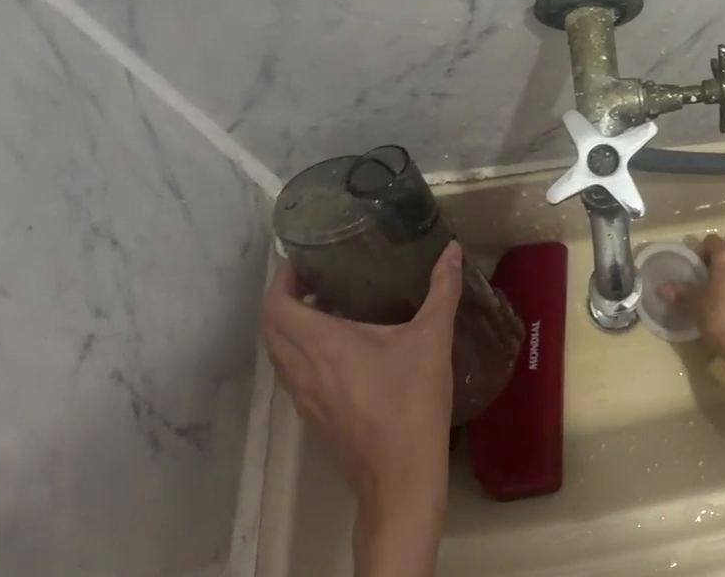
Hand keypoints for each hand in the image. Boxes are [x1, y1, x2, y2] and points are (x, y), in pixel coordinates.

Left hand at [260, 240, 462, 575]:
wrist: (400, 475)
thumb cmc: (411, 401)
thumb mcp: (432, 339)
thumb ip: (442, 290)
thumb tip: (453, 249)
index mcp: (322, 344)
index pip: (277, 306)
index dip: (282, 279)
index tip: (302, 260)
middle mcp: (302, 369)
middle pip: (270, 329)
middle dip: (283, 300)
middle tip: (314, 279)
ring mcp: (304, 397)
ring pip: (278, 355)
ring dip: (289, 328)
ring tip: (324, 308)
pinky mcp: (313, 417)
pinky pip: (292, 375)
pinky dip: (300, 353)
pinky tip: (337, 350)